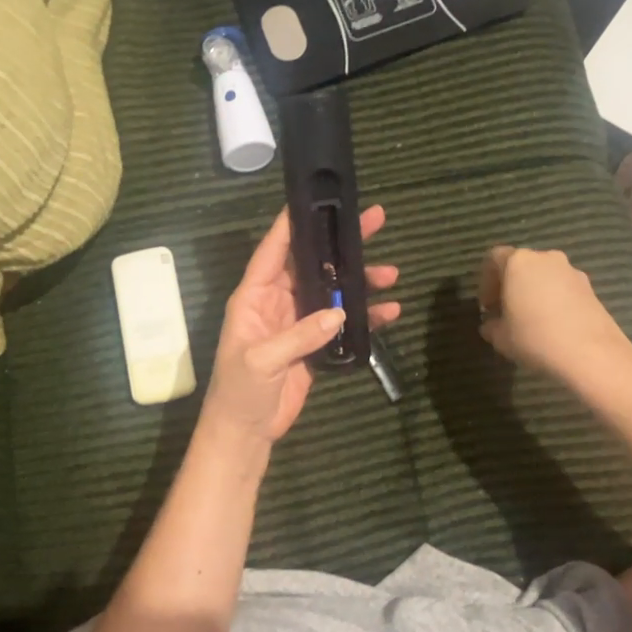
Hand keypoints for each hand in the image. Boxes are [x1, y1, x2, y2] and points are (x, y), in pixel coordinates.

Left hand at [200, 206, 399, 446]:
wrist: (245, 433)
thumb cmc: (240, 392)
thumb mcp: (262, 360)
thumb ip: (299, 335)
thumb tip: (339, 313)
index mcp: (254, 297)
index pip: (274, 250)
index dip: (293, 223)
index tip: (318, 198)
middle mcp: (277, 302)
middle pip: (312, 264)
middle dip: (341, 245)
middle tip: (375, 221)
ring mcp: (297, 323)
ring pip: (332, 292)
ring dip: (359, 282)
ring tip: (391, 272)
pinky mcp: (313, 346)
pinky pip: (342, 323)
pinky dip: (364, 317)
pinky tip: (389, 311)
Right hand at [476, 246, 631, 380]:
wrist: (591, 353)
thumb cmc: (535, 338)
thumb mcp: (500, 337)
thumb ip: (491, 326)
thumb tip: (491, 324)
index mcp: (519, 262)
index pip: (494, 258)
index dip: (486, 281)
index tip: (487, 306)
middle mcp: (546, 258)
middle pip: (521, 265)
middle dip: (511, 285)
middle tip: (506, 311)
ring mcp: (572, 271)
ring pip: (544, 276)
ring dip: (534, 292)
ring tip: (531, 320)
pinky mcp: (591, 288)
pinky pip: (563, 288)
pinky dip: (554, 300)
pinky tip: (553, 325)